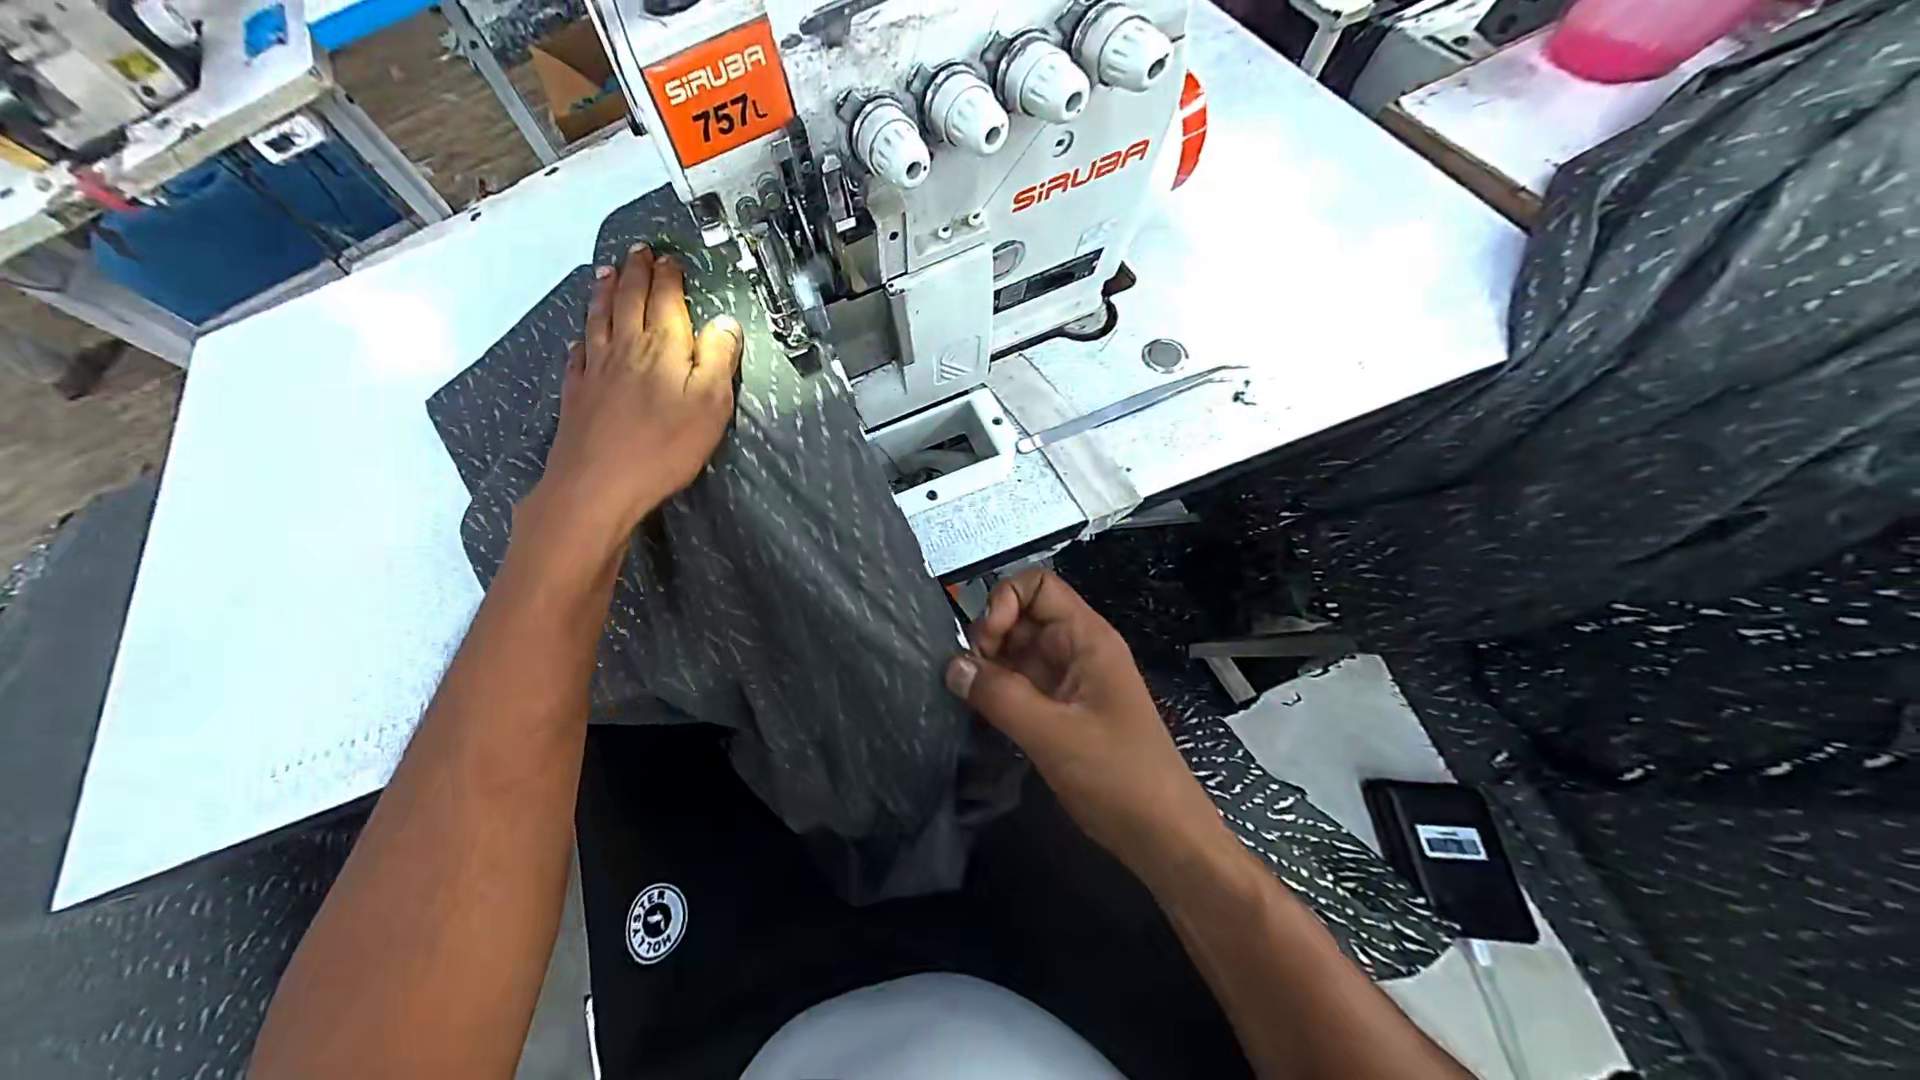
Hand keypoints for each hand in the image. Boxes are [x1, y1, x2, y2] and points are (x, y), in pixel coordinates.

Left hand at [522, 244, 742, 555]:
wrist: (598, 483)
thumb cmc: (664, 446)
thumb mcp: (710, 403)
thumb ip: (719, 359)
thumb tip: (725, 323)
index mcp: (662, 347)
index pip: (665, 298)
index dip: (668, 275)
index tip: (669, 257)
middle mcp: (625, 347)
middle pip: (628, 299)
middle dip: (636, 272)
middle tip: (638, 252)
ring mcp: (595, 367)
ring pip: (599, 317)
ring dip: (604, 291)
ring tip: (606, 272)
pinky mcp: (577, 391)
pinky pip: (579, 351)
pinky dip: (583, 334)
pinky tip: (582, 334)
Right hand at [945, 569, 1229, 881]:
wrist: (1162, 835)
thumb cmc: (1119, 776)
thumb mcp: (1053, 734)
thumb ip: (999, 696)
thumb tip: (952, 666)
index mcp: (1088, 639)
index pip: (1038, 586)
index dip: (1005, 601)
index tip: (985, 642)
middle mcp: (1077, 651)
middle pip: (1023, 617)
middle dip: (990, 636)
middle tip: (969, 675)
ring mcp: (1070, 681)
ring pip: (1018, 652)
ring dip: (990, 666)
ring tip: (969, 696)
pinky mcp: (1062, 710)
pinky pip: (1021, 684)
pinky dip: (998, 691)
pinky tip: (980, 712)